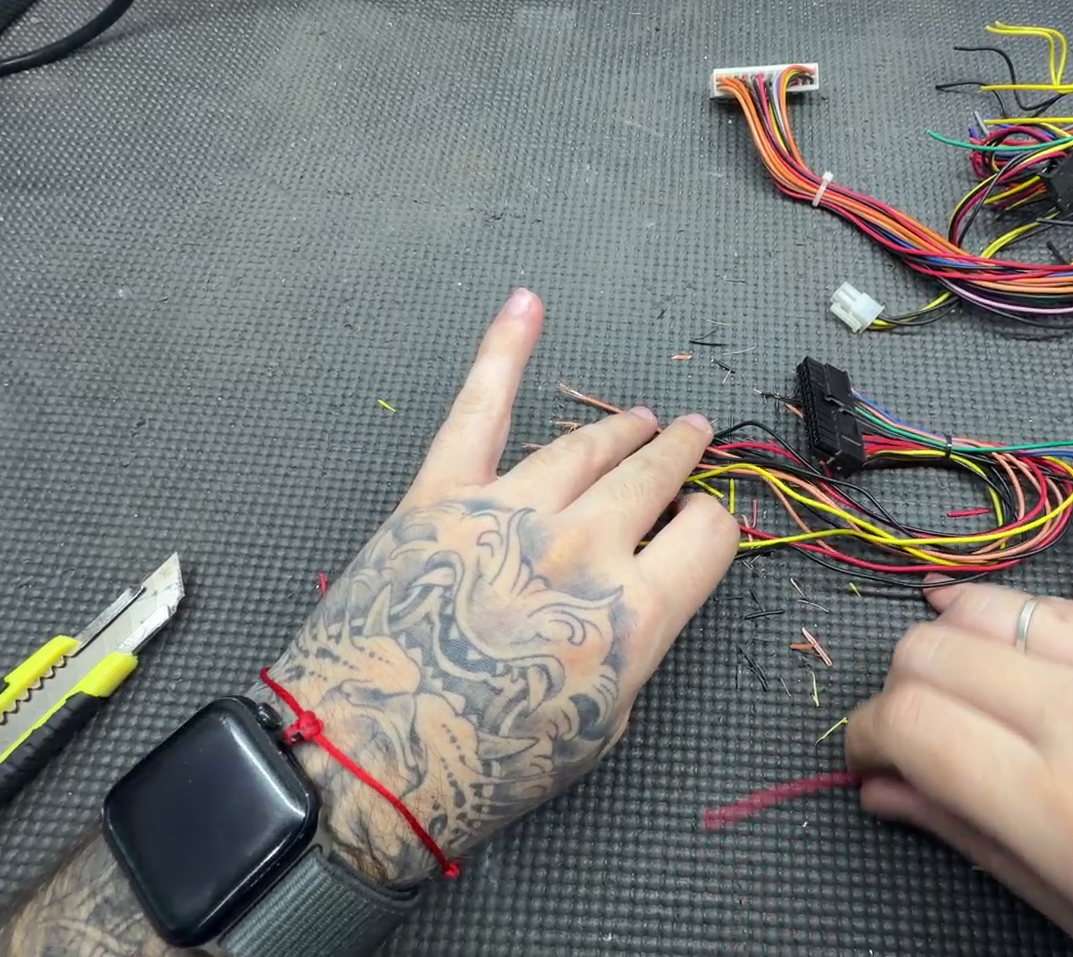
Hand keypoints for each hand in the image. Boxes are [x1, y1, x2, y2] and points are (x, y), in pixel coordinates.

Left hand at [261, 289, 738, 887]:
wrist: (358, 768)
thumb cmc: (487, 765)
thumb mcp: (602, 722)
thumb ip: (640, 637)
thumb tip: (652, 577)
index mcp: (633, 613)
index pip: (710, 534)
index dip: (714, 528)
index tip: (699, 529)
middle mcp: (583, 547)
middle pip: (656, 474)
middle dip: (683, 454)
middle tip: (691, 436)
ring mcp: (510, 510)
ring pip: (589, 444)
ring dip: (625, 428)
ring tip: (643, 418)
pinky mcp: (442, 493)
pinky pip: (482, 406)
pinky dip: (504, 349)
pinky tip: (527, 305)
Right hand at [847, 582, 1072, 956]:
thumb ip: (979, 843)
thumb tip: (887, 793)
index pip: (906, 724)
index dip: (862, 736)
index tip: (867, 755)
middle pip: (925, 651)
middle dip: (896, 692)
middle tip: (915, 732)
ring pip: (975, 606)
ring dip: (943, 644)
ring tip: (959, 684)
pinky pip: (1050, 602)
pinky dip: (1008, 624)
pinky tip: (1018, 654)